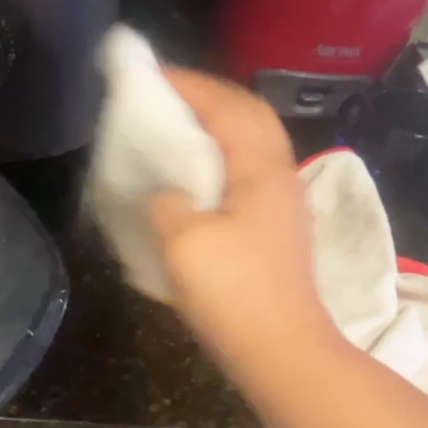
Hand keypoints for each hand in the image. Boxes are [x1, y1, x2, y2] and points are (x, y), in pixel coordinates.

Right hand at [148, 71, 339, 386]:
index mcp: (260, 169)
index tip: (148, 77)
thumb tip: (164, 195)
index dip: (188, 86)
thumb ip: (168, 203)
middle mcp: (277, 177)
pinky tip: (186, 186)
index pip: (227, 105)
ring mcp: (278, 207)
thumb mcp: (185, 242)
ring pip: (245, 149)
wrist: (279, 351)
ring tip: (168, 137)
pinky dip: (212, 167)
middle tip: (159, 102)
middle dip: (202, 102)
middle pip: (244, 119)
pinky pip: (239, 179)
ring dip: (209, 134)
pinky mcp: (269, 234)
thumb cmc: (234, 293)